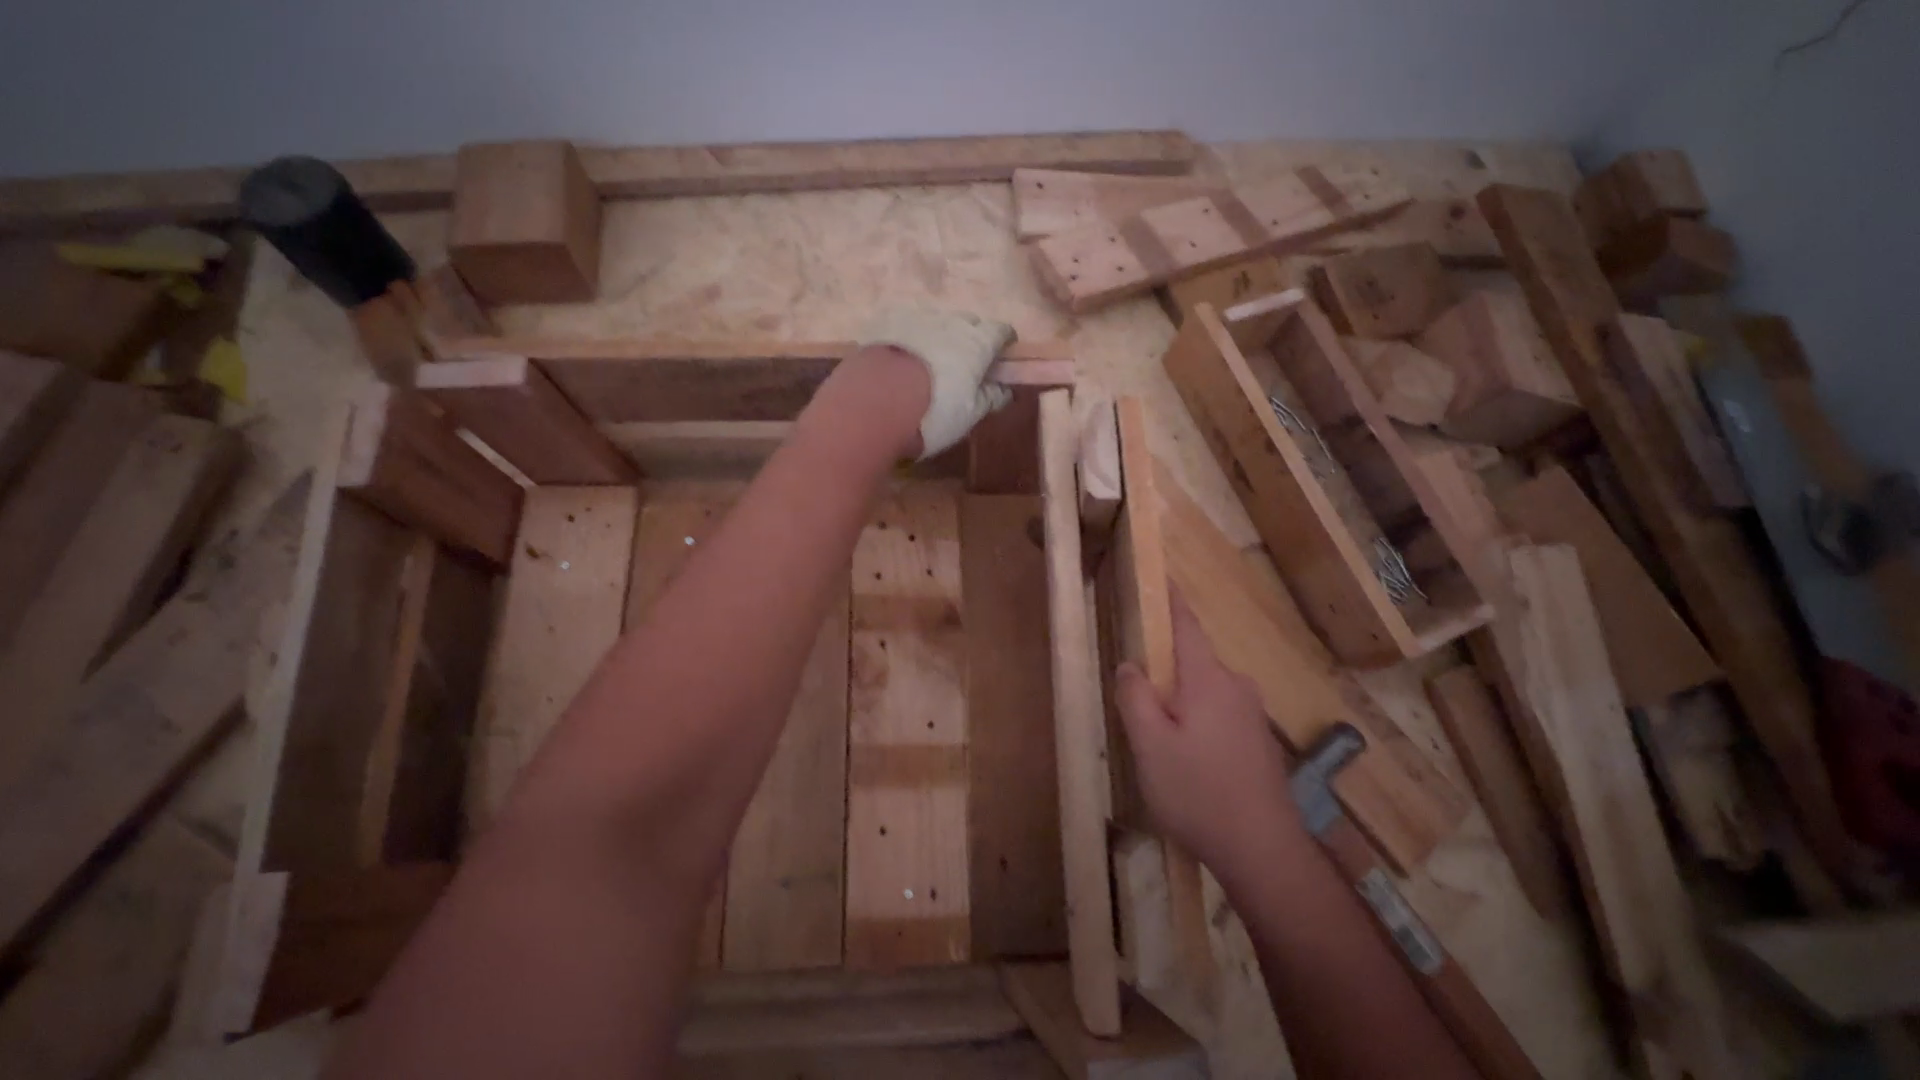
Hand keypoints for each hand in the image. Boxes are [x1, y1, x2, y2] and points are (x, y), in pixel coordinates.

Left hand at [856, 308, 1014, 458]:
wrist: (874, 401)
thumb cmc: (933, 411)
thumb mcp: (969, 415)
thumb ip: (989, 398)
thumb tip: (1004, 390)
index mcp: (978, 342)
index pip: (1000, 330)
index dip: (1002, 341)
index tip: (1001, 354)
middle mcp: (950, 322)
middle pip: (968, 322)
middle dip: (970, 336)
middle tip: (963, 361)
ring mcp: (915, 318)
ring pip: (935, 321)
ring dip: (937, 335)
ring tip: (928, 359)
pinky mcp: (884, 322)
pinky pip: (904, 324)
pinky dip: (907, 336)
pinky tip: (900, 355)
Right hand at [1115, 591, 1305, 876]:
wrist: (1263, 849)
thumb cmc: (1197, 792)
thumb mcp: (1149, 745)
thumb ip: (1135, 697)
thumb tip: (1130, 664)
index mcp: (1208, 678)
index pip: (1186, 625)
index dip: (1170, 599)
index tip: (1158, 576)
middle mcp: (1237, 687)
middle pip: (1193, 661)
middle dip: (1164, 670)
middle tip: (1135, 702)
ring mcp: (1253, 715)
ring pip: (1206, 692)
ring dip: (1181, 703)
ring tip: (1158, 743)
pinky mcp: (1259, 743)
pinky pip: (1220, 715)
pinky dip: (1198, 723)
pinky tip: (1188, 763)